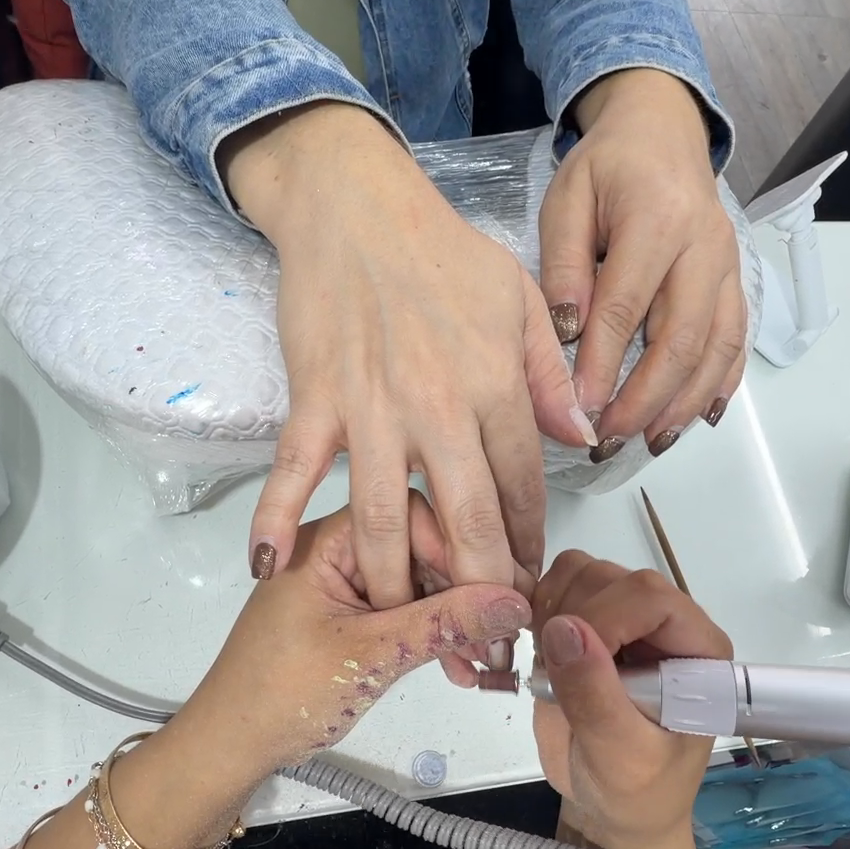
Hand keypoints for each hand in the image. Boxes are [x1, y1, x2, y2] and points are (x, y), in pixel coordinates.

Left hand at [165, 492, 532, 786]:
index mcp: (329, 539)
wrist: (231, 746)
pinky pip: (404, 611)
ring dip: (449, 622)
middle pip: (419, 550)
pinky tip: (458, 666)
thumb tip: (516, 603)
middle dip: (459, 594)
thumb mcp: (371, 656)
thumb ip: (442, 625)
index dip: (456, 551)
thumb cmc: (285, 693)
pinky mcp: (352, 615)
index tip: (493, 594)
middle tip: (498, 637)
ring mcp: (346, 584)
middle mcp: (339, 550)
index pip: (410, 515)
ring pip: (417, 585)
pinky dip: (430, 636)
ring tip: (480, 662)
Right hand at [224, 102, 594, 613]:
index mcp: (493, 383)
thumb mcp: (518, 298)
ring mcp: (369, 409)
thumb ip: (548, 373)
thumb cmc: (442, 252)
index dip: (526, 542)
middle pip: (464, 517)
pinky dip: (276, 518)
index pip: (520, 484)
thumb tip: (581, 435)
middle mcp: (436, 407)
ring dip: (393, 580)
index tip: (525, 583)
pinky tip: (268, 568)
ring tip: (400, 629)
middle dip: (477, 588)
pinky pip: (293, 470)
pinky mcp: (313, 401)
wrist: (356, 208)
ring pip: (382, 515)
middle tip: (481, 641)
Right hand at [530, 550, 728, 848]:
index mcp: (695, 651)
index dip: (603, 620)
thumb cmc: (634, 791)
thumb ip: (596, 696)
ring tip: (550, 666)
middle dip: (571, 618)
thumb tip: (563, 629)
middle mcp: (663, 624)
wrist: (612, 808)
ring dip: (550, 610)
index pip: (649, 597)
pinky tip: (540, 652)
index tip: (571, 667)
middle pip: (611, 578)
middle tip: (555, 673)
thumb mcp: (621, 757)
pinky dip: (537, 607)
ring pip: (580, 573)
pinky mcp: (588, 621)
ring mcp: (623, 619)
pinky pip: (557, 584)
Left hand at [540, 69, 747, 461]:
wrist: (662, 132)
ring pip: (715, 346)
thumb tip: (569, 333)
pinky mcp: (734, 280)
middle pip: (680, 337)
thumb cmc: (606, 168)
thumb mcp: (567, 202)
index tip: (582, 409)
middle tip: (612, 439)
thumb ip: (565, 266)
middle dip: (646, 397)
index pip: (626, 307)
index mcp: (656, 221)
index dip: (604, 364)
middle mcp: (704, 247)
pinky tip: (701, 416)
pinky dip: (720, 381)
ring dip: (685, 401)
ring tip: (653, 441)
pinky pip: (736, 338)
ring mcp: (727, 265)